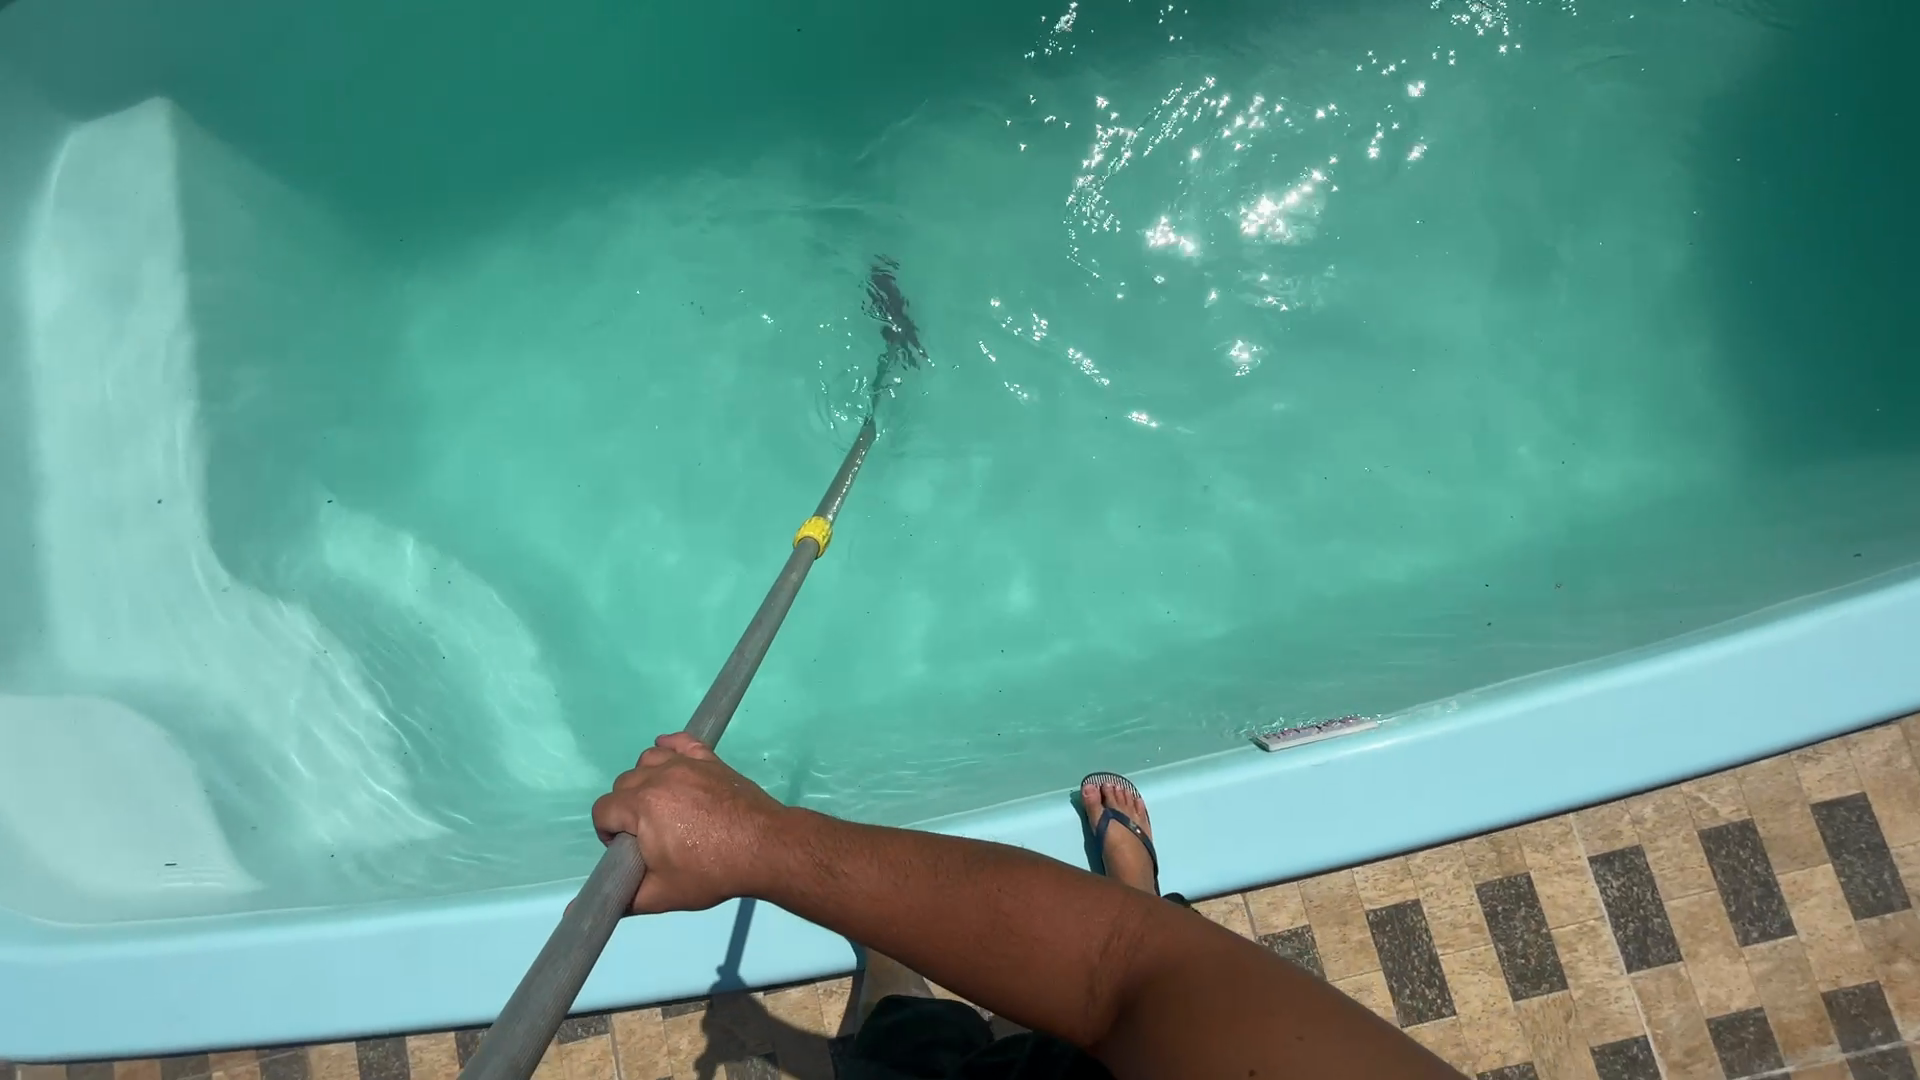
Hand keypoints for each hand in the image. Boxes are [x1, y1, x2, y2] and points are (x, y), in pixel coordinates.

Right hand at [591, 733, 790, 913]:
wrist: (763, 847)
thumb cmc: (711, 871)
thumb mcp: (660, 895)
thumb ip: (622, 899)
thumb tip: (581, 911)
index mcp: (643, 805)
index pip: (603, 810)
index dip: (608, 832)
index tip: (628, 849)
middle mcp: (661, 776)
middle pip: (624, 783)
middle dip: (625, 808)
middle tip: (647, 833)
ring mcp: (689, 764)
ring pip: (650, 759)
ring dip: (645, 778)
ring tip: (659, 804)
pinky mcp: (711, 760)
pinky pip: (683, 741)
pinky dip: (671, 745)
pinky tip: (669, 756)